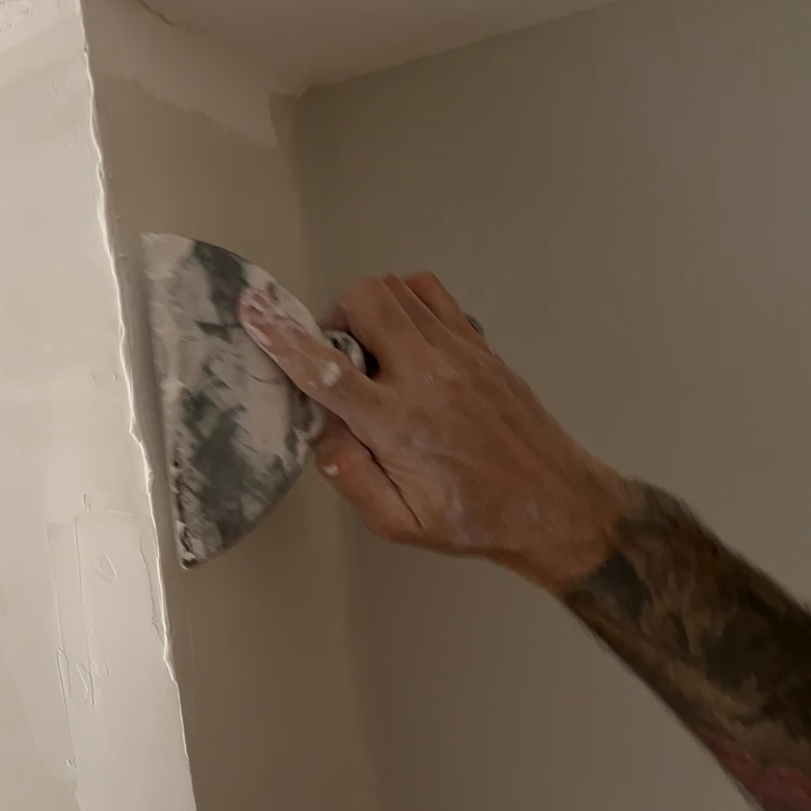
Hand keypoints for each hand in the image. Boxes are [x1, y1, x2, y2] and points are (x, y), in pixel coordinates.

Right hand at [237, 274, 635, 590]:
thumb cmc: (469, 519)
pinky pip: (429, 291)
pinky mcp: (478, 342)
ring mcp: (458, 351)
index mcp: (398, 424)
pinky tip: (402, 338)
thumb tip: (321, 428)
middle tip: (338, 358)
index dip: (284, 340)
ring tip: (369, 350)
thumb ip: (349, 476)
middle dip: (333, 318)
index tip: (254, 313)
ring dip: (365, 309)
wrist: (556, 504)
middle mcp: (427, 376)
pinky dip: (402, 300)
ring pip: (394, 288)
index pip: (329, 371)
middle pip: (365, 302)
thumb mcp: (396, 522)